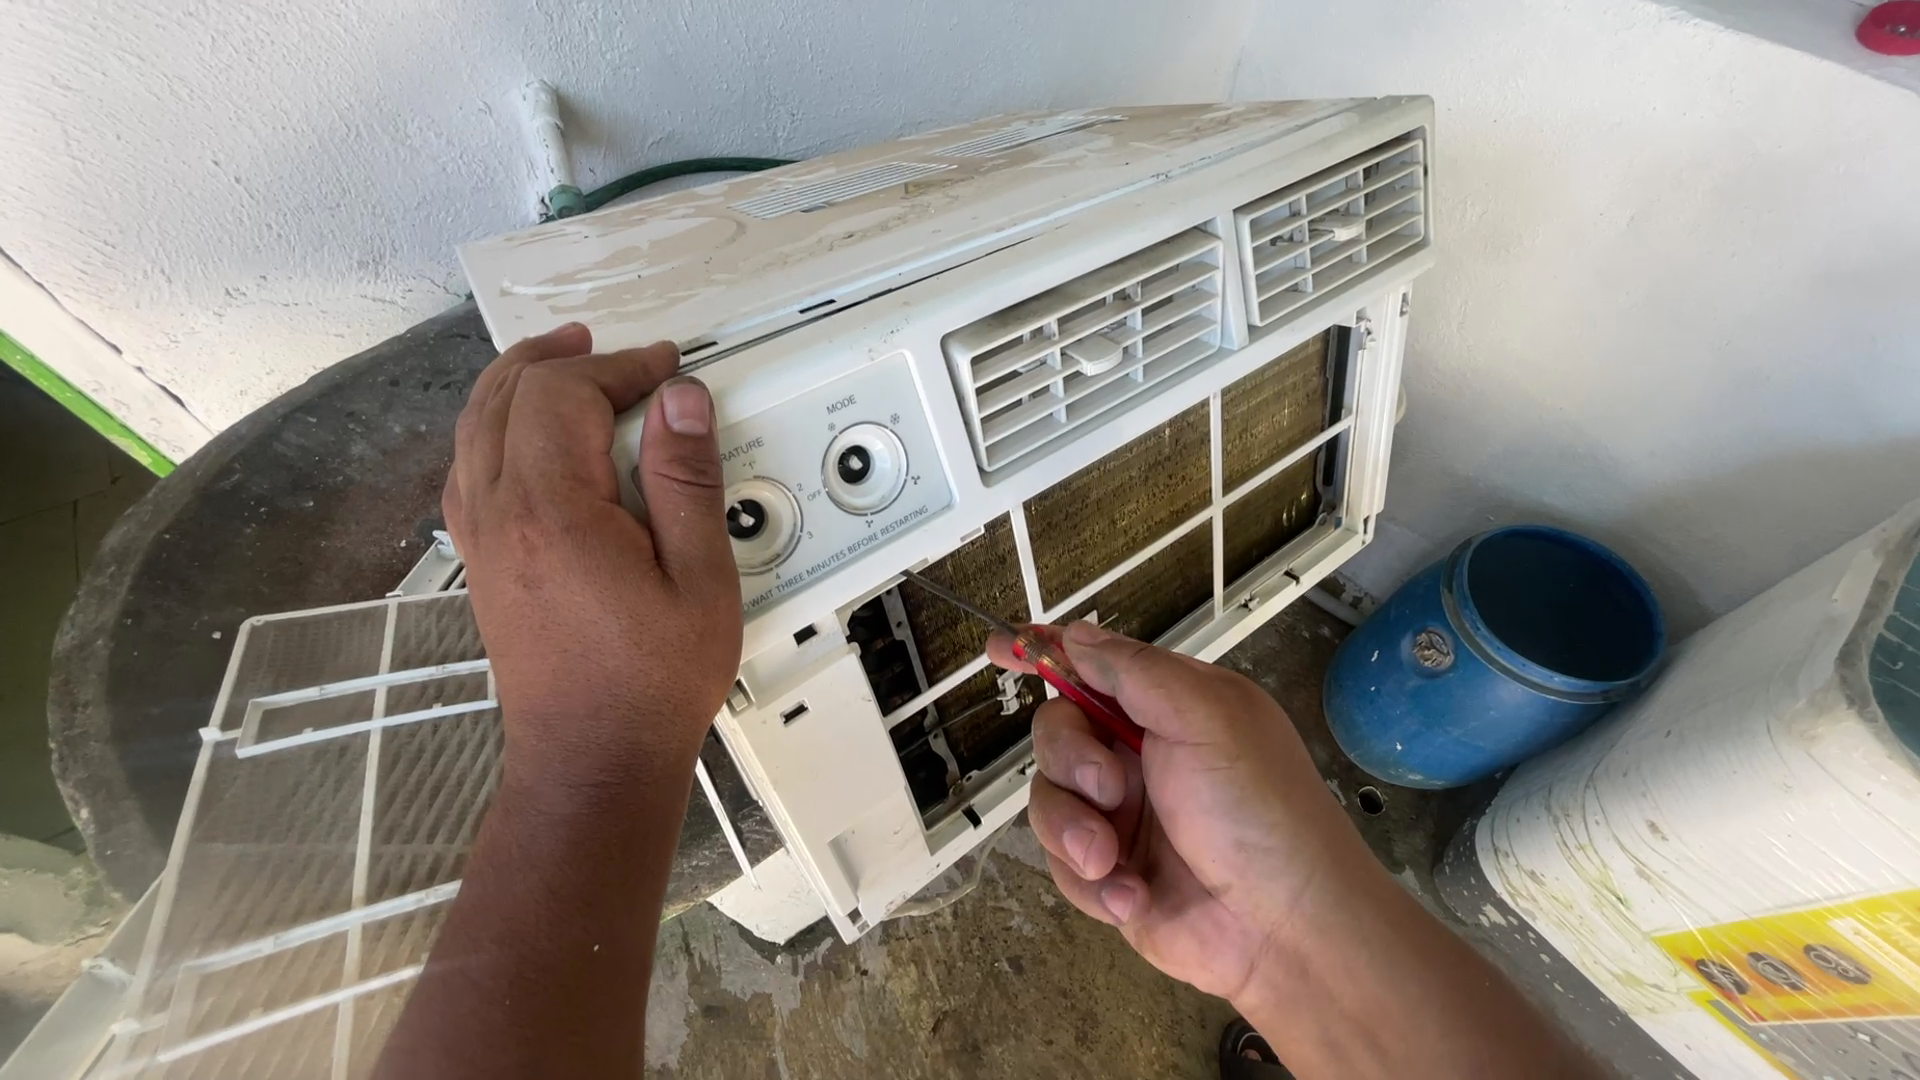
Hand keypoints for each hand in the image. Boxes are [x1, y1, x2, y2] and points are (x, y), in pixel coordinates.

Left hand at [443, 323, 742, 783]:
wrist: (593, 758)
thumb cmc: (655, 678)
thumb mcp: (700, 578)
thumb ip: (687, 482)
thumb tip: (681, 401)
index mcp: (555, 512)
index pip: (568, 396)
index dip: (620, 368)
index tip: (668, 366)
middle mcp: (500, 515)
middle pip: (510, 397)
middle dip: (566, 359)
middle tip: (616, 349)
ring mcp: (480, 539)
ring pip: (475, 425)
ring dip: (519, 380)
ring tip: (562, 359)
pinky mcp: (480, 562)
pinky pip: (469, 465)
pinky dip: (494, 424)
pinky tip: (522, 429)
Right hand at [990, 622, 1381, 1005]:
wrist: (1285, 930)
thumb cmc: (1256, 807)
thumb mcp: (1205, 718)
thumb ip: (1133, 671)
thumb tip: (1074, 634)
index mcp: (1164, 706)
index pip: (1092, 664)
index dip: (1043, 651)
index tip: (999, 647)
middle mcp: (1134, 752)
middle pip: (1055, 728)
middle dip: (1071, 758)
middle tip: (1109, 788)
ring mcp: (1118, 812)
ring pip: (1047, 796)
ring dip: (1074, 829)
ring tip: (1111, 860)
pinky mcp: (1105, 869)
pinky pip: (1059, 859)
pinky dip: (1089, 879)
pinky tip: (1131, 896)